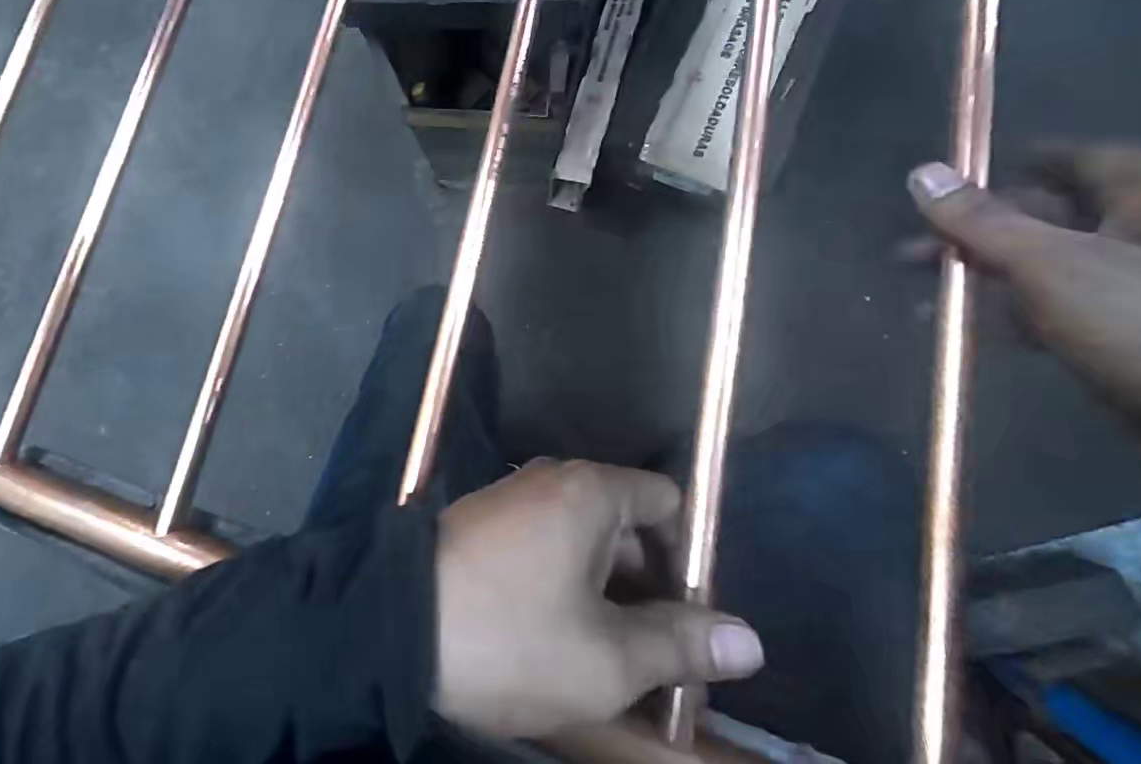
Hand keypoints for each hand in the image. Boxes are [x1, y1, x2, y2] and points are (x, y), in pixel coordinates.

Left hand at [434, 460, 763, 738]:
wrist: (388, 631)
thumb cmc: (511, 638)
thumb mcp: (606, 659)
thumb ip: (681, 646)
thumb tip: (752, 642)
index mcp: (592, 490)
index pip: (667, 502)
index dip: (691, 557)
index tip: (693, 619)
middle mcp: (556, 479)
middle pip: (628, 525)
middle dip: (652, 589)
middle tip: (661, 659)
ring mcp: (516, 498)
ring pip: (586, 542)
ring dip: (609, 595)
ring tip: (618, 662)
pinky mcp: (487, 524)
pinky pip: (548, 547)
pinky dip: (568, 586)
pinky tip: (563, 640)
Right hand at [908, 144, 1140, 455]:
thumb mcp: (1060, 268)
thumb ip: (983, 223)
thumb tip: (920, 173)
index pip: (1080, 159)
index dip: (1014, 164)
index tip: (957, 179)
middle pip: (1056, 221)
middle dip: (981, 235)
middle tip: (915, 254)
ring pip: (1060, 276)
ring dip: (995, 284)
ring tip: (930, 302)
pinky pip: (1077, 319)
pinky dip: (1027, 321)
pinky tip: (983, 334)